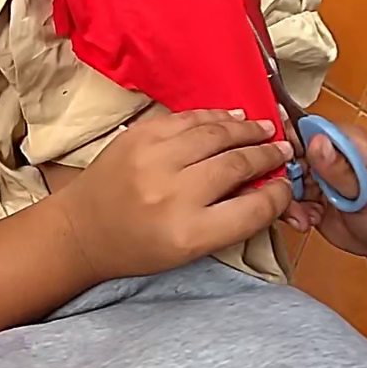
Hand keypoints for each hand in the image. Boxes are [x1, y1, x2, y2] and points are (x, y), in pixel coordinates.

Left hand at [54, 109, 293, 280]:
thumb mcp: (189, 250)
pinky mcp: (140, 135)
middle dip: (267, 155)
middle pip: (237, 164)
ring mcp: (153, 159)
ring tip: (264, 130)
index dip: (277, 195)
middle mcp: (172, 194)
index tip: (284, 185)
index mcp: (187, 234)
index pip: (252, 209)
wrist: (82, 229)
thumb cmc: (139, 247)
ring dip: (247, 130)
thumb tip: (266, 186)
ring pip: (216, 133)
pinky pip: (189, 118)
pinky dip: (217, 116)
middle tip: (283, 150)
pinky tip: (234, 118)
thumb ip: (230, 222)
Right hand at [296, 122, 366, 260]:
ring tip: (304, 218)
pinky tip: (307, 223)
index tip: (280, 165)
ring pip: (286, 180)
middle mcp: (328, 154)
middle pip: (290, 155)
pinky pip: (289, 200)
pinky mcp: (310, 199)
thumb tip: (315, 141)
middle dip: (285, 178)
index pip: (306, 128)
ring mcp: (317, 176)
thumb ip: (341, 170)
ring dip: (289, 200)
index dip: (288, 142)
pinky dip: (293, 213)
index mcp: (345, 140)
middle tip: (293, 199)